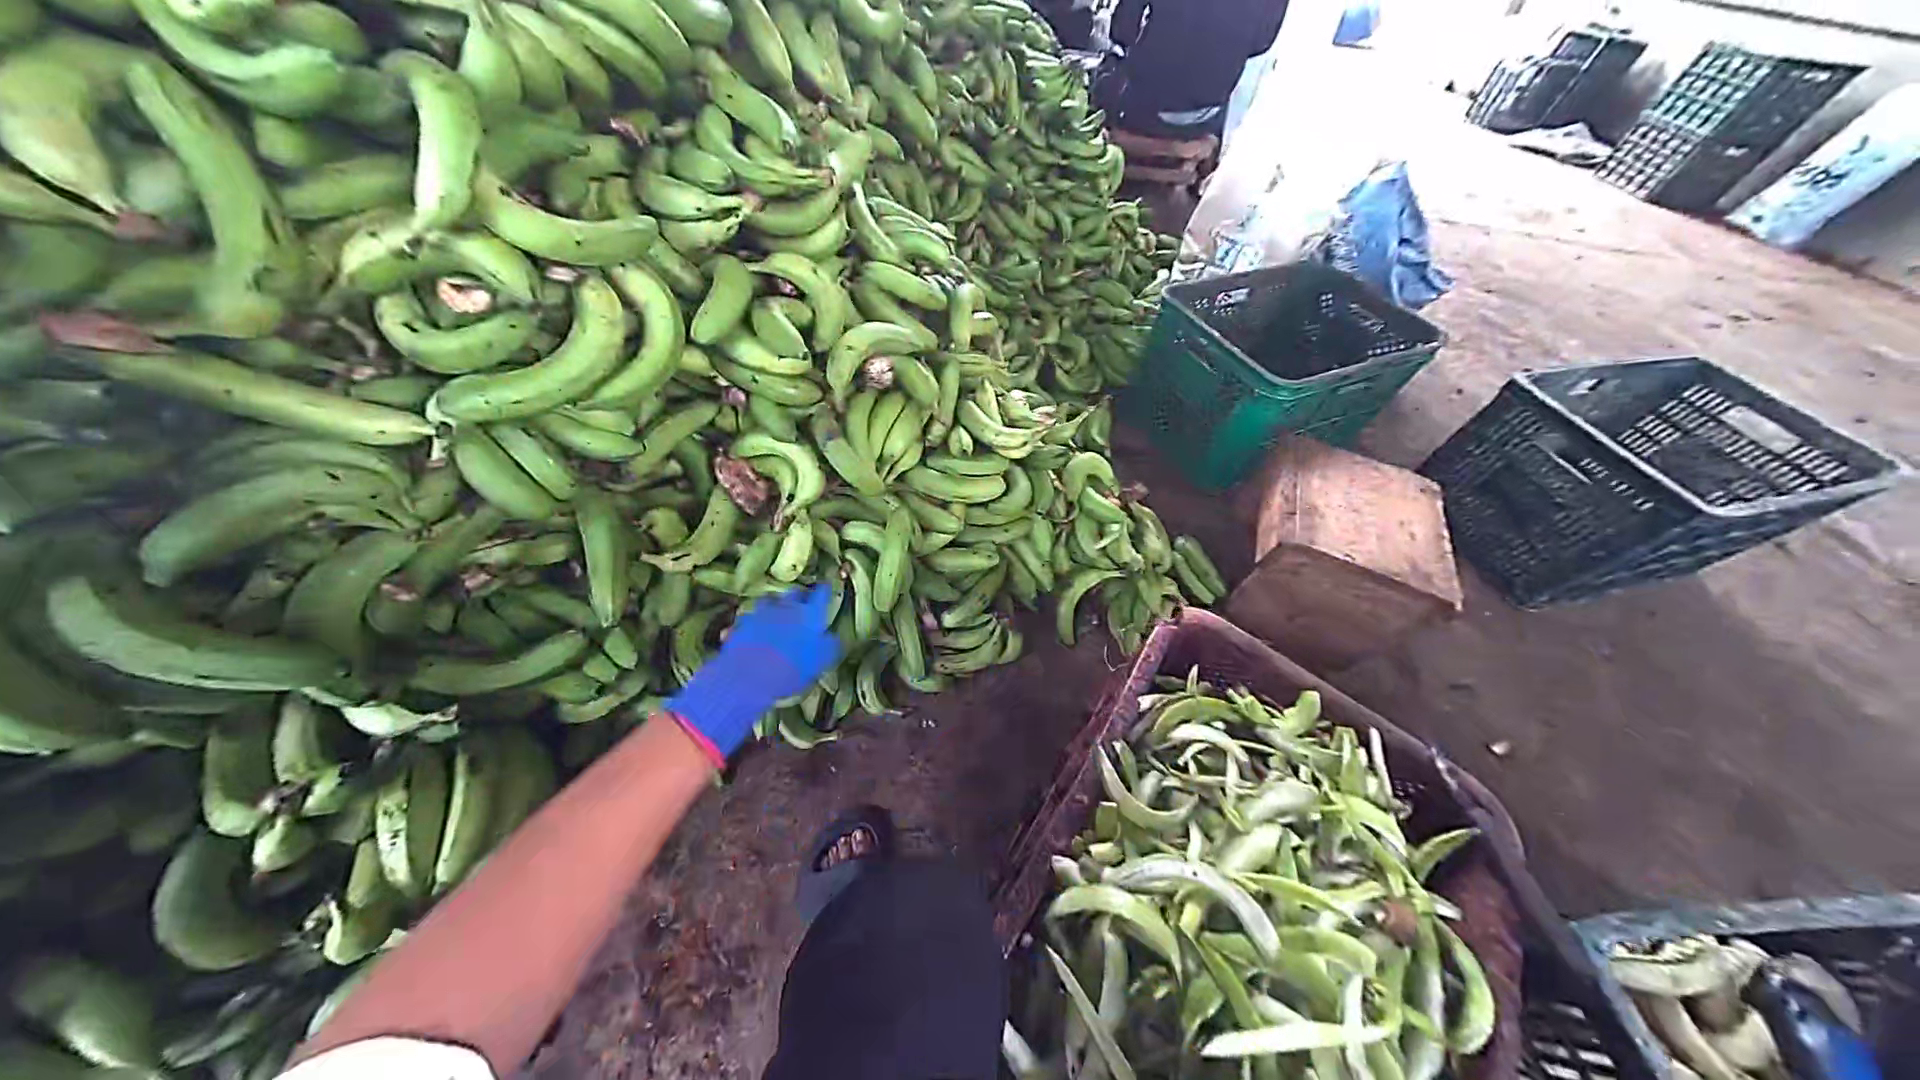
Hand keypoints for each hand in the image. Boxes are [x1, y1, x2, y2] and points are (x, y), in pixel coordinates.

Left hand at [666, 585, 838, 763]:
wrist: (751, 676)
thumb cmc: (792, 669)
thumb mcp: (821, 661)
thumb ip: (829, 646)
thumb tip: (833, 639)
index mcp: (809, 615)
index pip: (821, 596)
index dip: (825, 590)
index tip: (826, 587)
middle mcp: (785, 608)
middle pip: (794, 594)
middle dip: (799, 596)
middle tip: (802, 601)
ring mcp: (761, 615)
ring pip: (769, 602)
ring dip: (773, 605)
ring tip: (775, 612)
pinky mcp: (740, 626)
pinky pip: (748, 620)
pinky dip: (750, 624)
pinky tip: (750, 632)